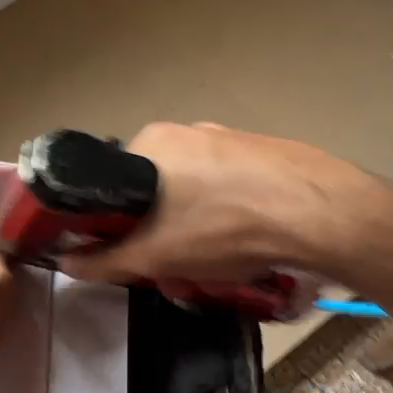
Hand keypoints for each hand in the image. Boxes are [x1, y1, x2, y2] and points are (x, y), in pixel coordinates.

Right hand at [59, 122, 385, 286]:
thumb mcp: (153, 256)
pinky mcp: (267, 150)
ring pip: (192, 188)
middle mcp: (185, 130)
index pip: (110, 184)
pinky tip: (248, 239)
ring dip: (193, 222)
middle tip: (174, 261)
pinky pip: (230, 185)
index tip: (130, 250)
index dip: (114, 221)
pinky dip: (229, 212)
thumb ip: (104, 260)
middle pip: (152, 187)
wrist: (326, 217)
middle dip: (157, 226)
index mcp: (150, 142)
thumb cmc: (225, 228)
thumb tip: (66, 262)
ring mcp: (230, 137)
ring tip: (216, 257)